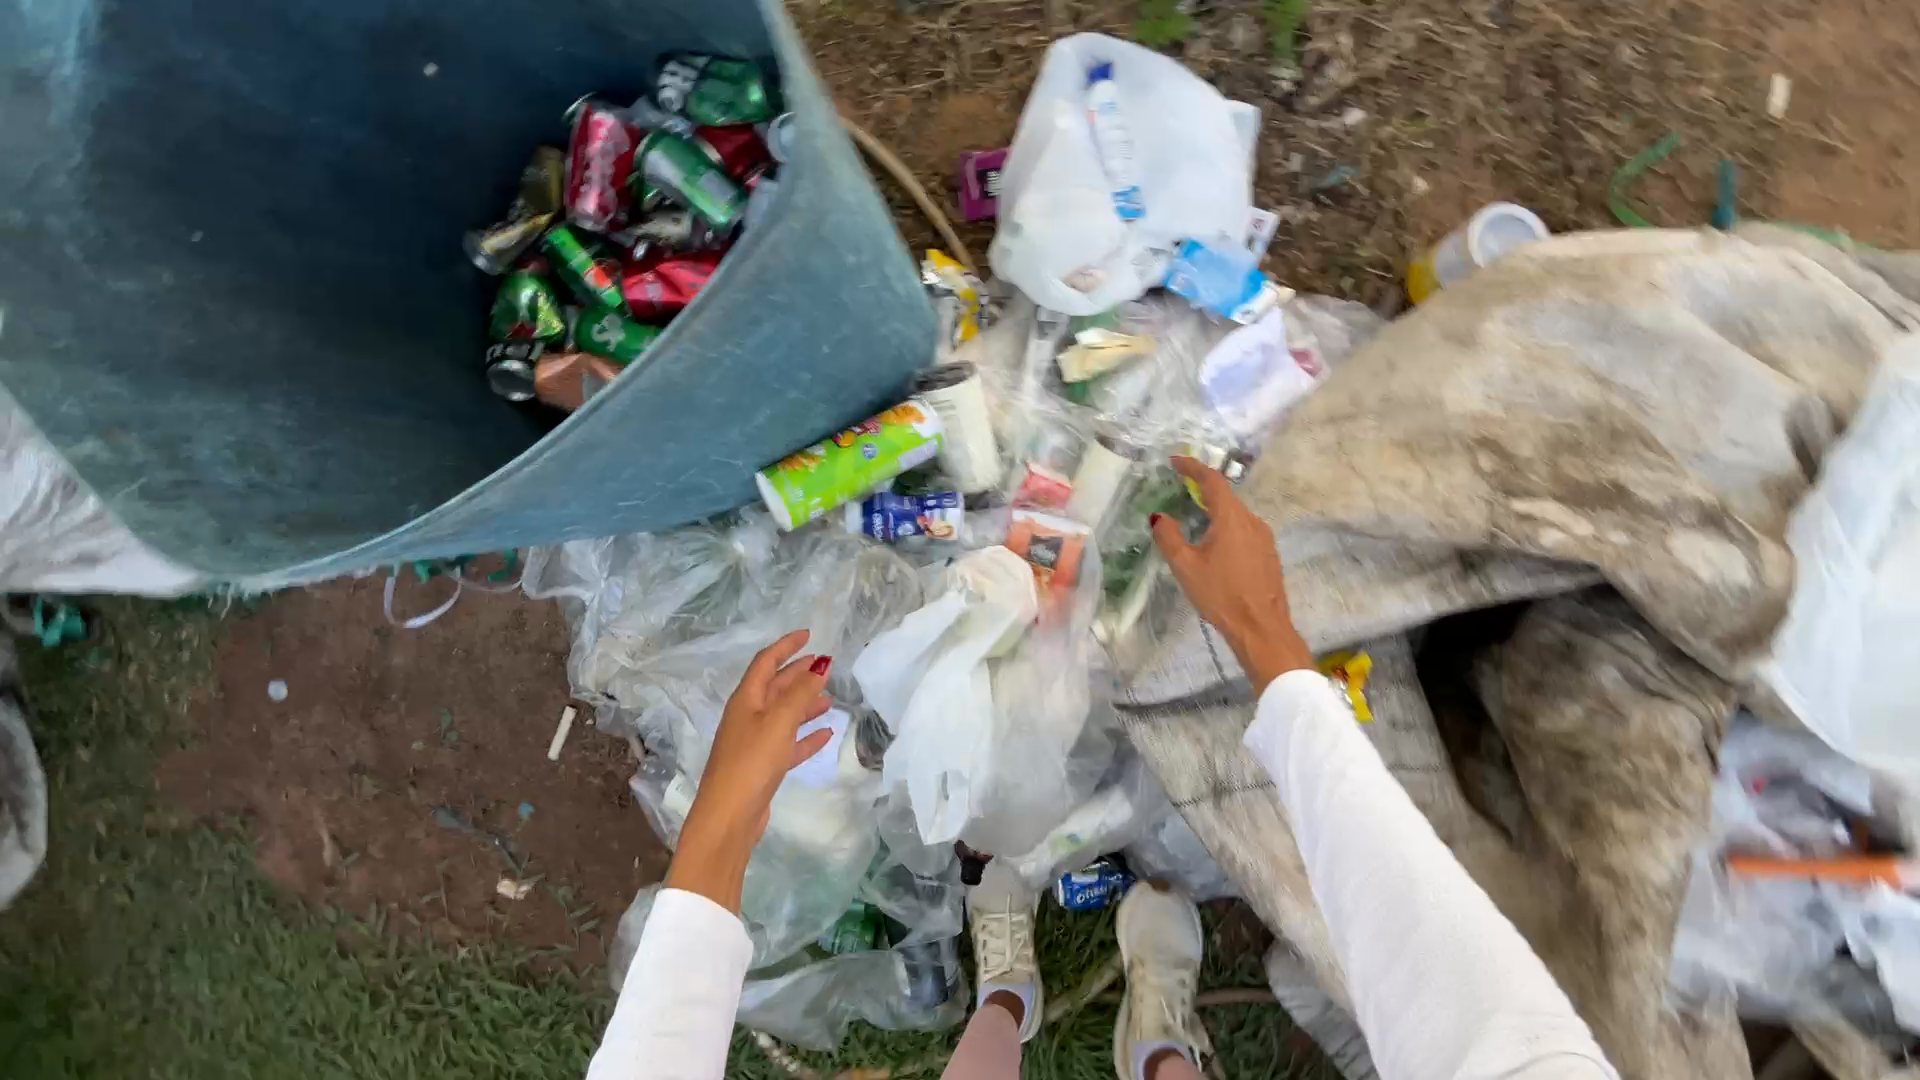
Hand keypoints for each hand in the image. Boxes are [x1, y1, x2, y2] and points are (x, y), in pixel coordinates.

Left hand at [666, 629, 834, 911]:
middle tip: (824, 664)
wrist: (729, 817)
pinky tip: (826, 734)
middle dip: (798, 673)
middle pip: (775, 687)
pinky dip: (806, 736)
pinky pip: (789, 743)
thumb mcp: (779, 721)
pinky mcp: (763, 767)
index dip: (786, 646)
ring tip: (831, 698)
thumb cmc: (751, 762)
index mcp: (746, 700)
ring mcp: (754, 742)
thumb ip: (802, 692)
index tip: (808, 634)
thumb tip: (821, 664)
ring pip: (784, 715)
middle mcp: (748, 716)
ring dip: (805, 704)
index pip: (766, 662)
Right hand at [1151, 456, 1312, 692]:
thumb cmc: (1220, 595)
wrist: (1262, 628)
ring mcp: (1264, 538)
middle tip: (1181, 487)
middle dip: (1203, 488)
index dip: (1193, 467)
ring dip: (1216, 510)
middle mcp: (1252, 522)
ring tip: (1196, 518)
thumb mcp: (1186, 567)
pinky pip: (1244, 531)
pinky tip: (1216, 545)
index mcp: (1231, 519)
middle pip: (1226, 496)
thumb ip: (1169, 538)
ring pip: (1236, 515)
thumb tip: (1160, 517)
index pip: (1212, 481)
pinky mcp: (1269, 555)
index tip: (1175, 461)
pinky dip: (1227, 527)